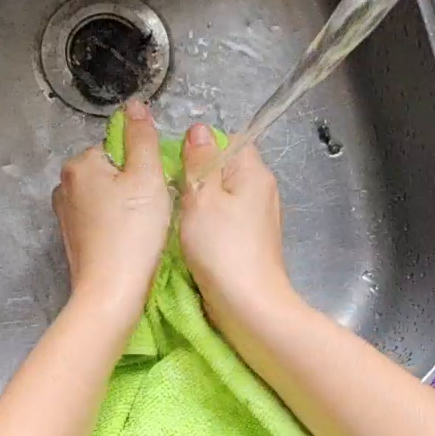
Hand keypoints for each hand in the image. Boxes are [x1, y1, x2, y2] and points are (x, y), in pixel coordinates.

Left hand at [52, 100, 171, 313]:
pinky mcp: (71, 239)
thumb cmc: (133, 232)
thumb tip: (135, 105)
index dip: (141, 167)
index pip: (117, 149)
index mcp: (79, 164)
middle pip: (110, 171)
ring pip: (105, 196)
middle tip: (150, 210)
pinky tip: (128, 241)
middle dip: (131, 185)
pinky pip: (98, 219)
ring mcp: (64, 214)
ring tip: (141, 228)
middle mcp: (64, 185)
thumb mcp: (147, 177)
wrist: (111, 292)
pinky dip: (114, 225)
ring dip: (124, 206)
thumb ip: (142, 138)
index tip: (154, 189)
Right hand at [180, 124, 299, 333]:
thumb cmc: (222, 249)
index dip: (201, 147)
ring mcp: (257, 217)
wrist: (248, 306)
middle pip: (224, 168)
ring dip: (199, 202)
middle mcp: (261, 190)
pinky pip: (224, 219)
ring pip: (221, 195)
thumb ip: (198, 162)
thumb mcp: (201, 198)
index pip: (229, 140)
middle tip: (173, 191)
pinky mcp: (249, 240)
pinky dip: (207, 223)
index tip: (177, 164)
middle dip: (197, 176)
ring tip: (179, 216)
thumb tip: (198, 129)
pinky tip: (191, 237)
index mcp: (254, 173)